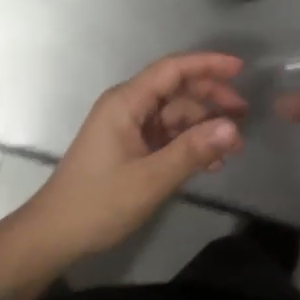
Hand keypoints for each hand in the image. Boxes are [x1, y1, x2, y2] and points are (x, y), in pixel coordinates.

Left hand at [18, 52, 246, 260]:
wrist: (54, 234)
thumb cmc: (98, 203)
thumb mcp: (150, 179)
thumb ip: (192, 152)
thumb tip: (232, 127)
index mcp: (126, 101)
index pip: (171, 69)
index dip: (207, 65)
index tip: (240, 68)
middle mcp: (127, 106)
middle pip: (176, 90)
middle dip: (211, 98)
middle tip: (244, 116)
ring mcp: (127, 127)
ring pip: (174, 114)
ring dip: (203, 126)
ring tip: (234, 147)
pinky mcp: (129, 148)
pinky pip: (166, 135)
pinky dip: (188, 144)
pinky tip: (212, 162)